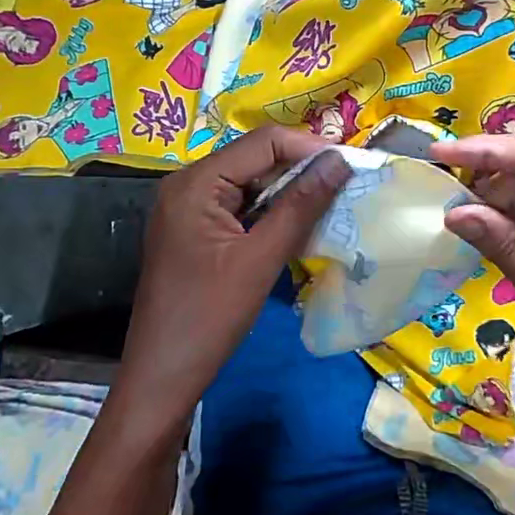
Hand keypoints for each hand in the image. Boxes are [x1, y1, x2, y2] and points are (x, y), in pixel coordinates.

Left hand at [113, 127, 351, 437]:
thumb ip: (300, 205)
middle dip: (299, 168)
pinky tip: (295, 224)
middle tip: (345, 185)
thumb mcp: (260, 259)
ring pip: (247, 182)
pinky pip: (236, 206)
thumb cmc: (210, 316)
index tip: (351, 164)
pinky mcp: (192, 229)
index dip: (308, 147)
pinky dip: (267, 211)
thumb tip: (340, 161)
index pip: (261, 142)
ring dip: (286, 191)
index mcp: (195, 182)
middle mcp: (186, 183)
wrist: (163, 372)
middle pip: (252, 158)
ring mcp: (186, 207)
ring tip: (329, 203)